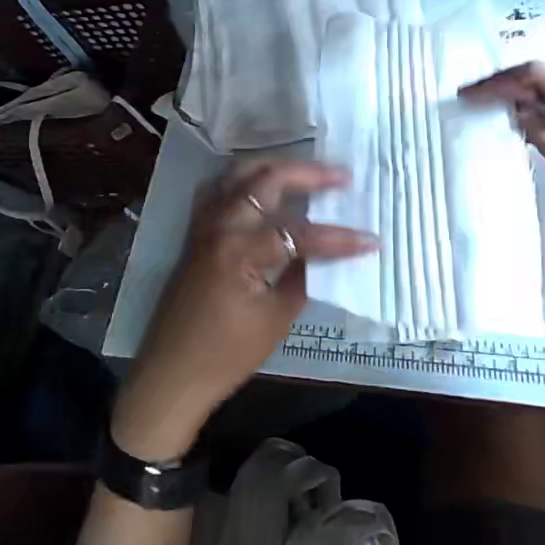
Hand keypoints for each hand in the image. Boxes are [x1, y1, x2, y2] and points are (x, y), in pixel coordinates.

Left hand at [111, 160, 375, 460]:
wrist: (171, 375)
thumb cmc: (226, 355)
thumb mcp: (276, 319)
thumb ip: (303, 276)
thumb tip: (326, 253)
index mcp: (241, 251)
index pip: (300, 232)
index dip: (340, 237)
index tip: (372, 240)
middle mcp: (220, 227)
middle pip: (267, 180)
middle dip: (309, 174)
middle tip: (342, 177)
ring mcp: (204, 227)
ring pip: (239, 175)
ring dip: (276, 168)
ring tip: (307, 174)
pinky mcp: (197, 235)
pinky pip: (221, 191)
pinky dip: (248, 181)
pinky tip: (265, 190)